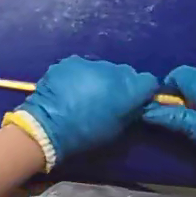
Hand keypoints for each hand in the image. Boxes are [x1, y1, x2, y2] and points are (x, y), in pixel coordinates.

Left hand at [9, 56, 159, 168]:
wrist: (47, 127)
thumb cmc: (85, 135)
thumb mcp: (117, 129)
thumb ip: (130, 112)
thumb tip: (135, 104)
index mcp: (128, 89)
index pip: (148, 81)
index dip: (142, 91)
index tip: (133, 101)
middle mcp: (112, 70)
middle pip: (124, 72)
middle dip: (119, 83)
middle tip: (106, 99)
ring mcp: (89, 63)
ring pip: (101, 68)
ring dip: (98, 78)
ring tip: (84, 94)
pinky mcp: (69, 61)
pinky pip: (80, 67)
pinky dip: (78, 76)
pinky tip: (68, 89)